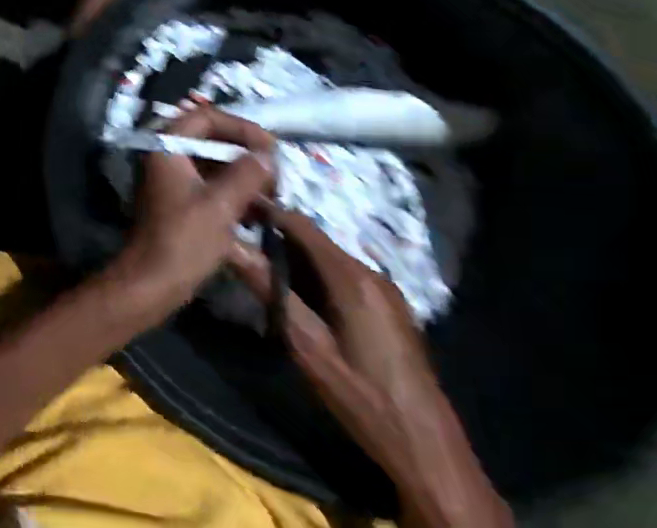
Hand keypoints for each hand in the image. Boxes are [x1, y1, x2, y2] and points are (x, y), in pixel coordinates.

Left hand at [109, 106, 275, 318]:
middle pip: (209, 138)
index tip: (272, 147)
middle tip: (276, 172)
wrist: (152, 280)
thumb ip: (246, 174)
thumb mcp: (221, 205)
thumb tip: (268, 155)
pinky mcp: (177, 199)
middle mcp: (163, 155)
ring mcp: (169, 177)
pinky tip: (259, 210)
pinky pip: (209, 183)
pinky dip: (233, 191)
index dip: (241, 126)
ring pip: (211, 162)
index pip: (205, 117)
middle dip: (245, 152)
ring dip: (242, 173)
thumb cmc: (184, 240)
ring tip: (273, 194)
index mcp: (165, 147)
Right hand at [235, 212, 512, 527]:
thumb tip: (230, 244)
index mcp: (352, 278)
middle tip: (236, 242)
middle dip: (275, 236)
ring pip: (328, 258)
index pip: (301, 225)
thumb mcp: (306, 345)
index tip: (231, 209)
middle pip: (315, 240)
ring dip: (293, 258)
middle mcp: (372, 275)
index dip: (265, 212)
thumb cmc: (360, 394)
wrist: (426, 446)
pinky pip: (343, 275)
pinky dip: (313, 275)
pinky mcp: (390, 309)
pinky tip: (294, 293)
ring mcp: (386, 292)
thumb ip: (269, 290)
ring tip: (256, 266)